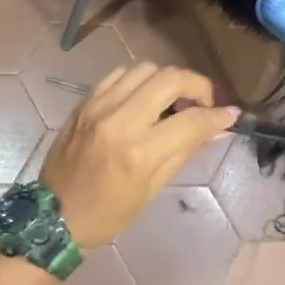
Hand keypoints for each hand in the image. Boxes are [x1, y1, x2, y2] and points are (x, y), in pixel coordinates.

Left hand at [39, 64, 238, 248]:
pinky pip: (118, 74)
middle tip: (203, 103)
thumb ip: (185, 151)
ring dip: (167, 79)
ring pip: (145, 69)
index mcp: (139, 152)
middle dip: (197, 86)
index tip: (230, 115)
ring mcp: (98, 106)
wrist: (54, 215)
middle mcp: (119, 120)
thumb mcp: (152, 188)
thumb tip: (218, 128)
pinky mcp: (84, 102)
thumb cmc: (109, 213)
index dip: (218, 115)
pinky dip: (139, 79)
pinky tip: (144, 96)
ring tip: (173, 99)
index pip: (192, 119)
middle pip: (171, 79)